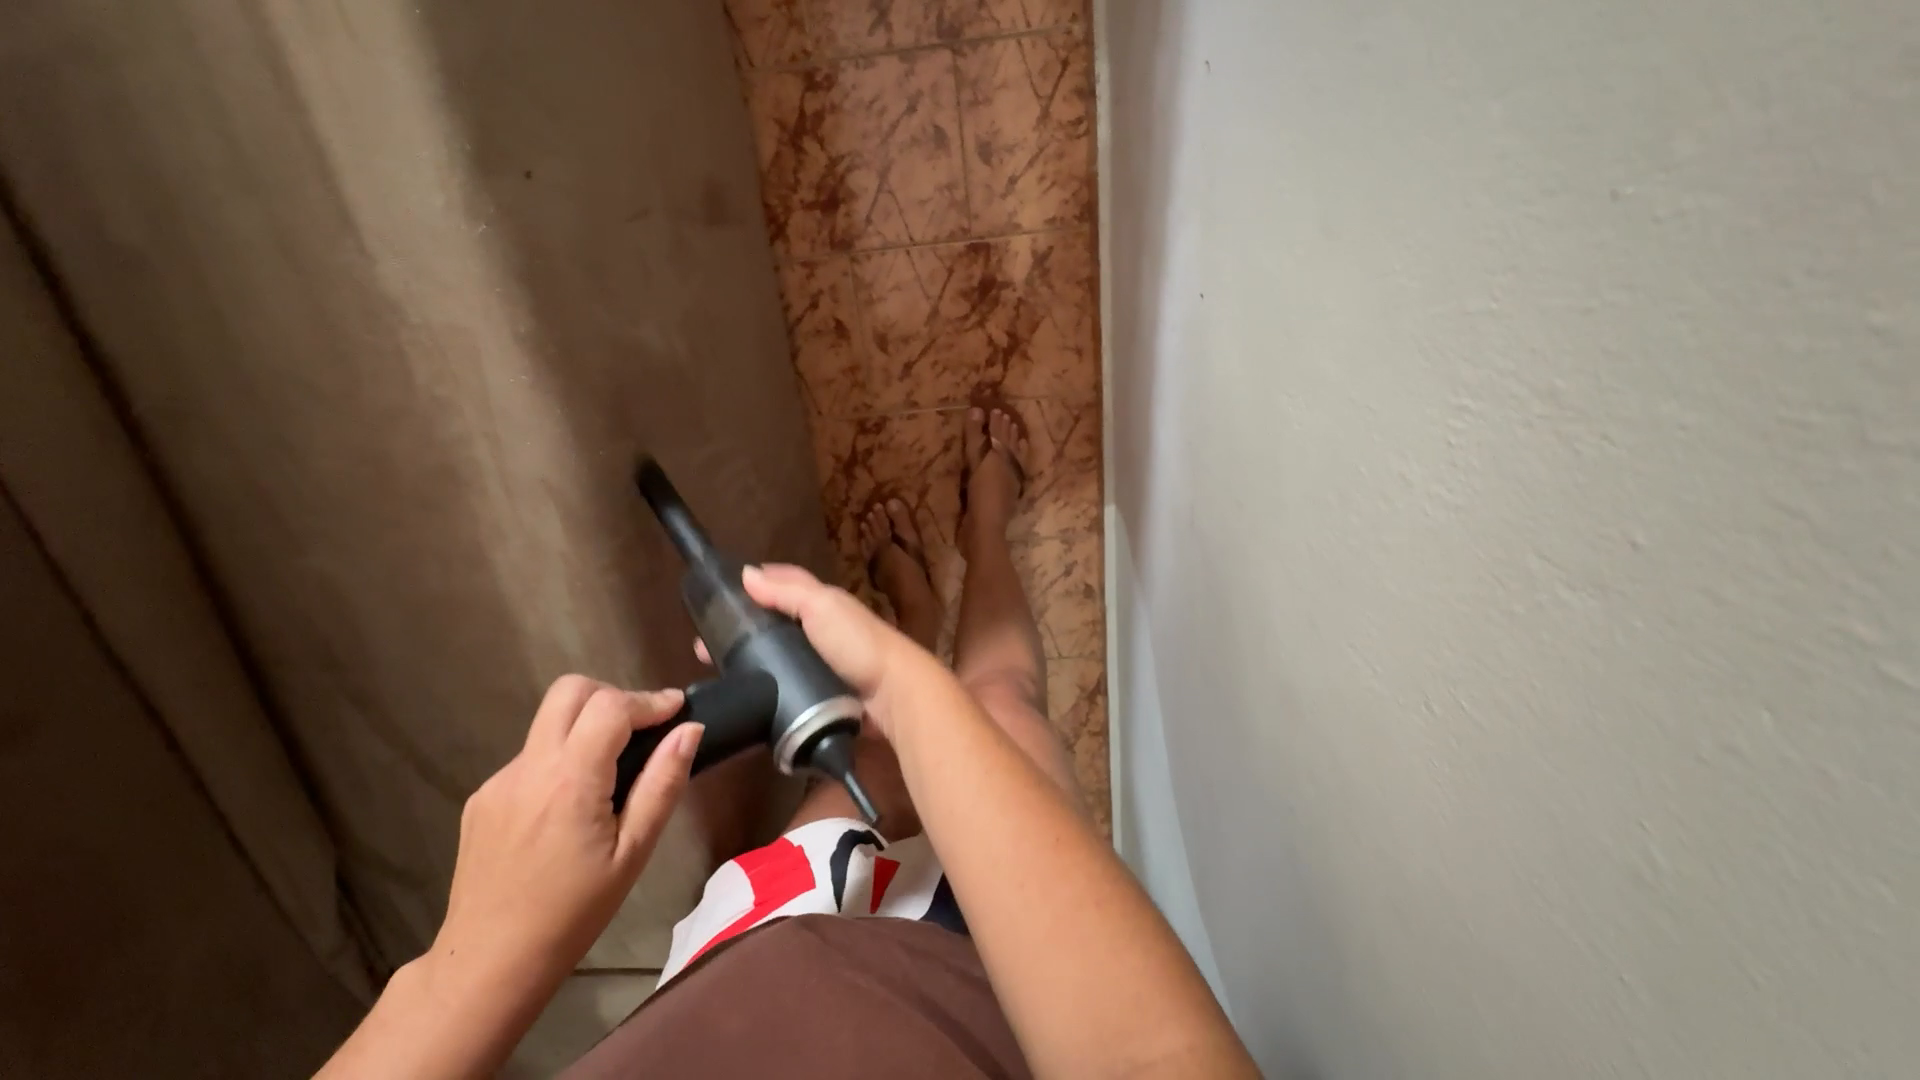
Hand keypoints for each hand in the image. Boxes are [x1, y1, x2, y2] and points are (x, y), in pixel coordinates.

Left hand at [430, 677, 700, 991]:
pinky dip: (561, 760)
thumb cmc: (575, 912)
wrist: (489, 960)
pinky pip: (531, 758)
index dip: (650, 700)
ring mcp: (499, 780)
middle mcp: (529, 767)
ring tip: (611, 773)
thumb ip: (662, 784)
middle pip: (569, 691)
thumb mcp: (634, 852)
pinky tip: (571, 808)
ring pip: (548, 723)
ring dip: (586, 728)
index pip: (611, 706)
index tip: (678, 708)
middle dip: (612, 696)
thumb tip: (689, 730)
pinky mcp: (483, 798)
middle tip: (642, 728)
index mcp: (570, 780)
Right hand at [709, 563, 942, 739]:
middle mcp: (821, 631)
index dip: (753, 588)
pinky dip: (764, 687)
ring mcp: (820, 665)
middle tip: (703, 648)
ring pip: (776, 658)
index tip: (715, 599)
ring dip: (748, 662)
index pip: (783, 586)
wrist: (891, 695)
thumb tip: (746, 573)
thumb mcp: (822, 606)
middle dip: (741, 632)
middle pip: (774, 626)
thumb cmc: (856, 643)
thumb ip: (786, 591)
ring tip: (714, 672)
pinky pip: (784, 686)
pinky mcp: (818, 696)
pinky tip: (742, 695)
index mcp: (823, 604)